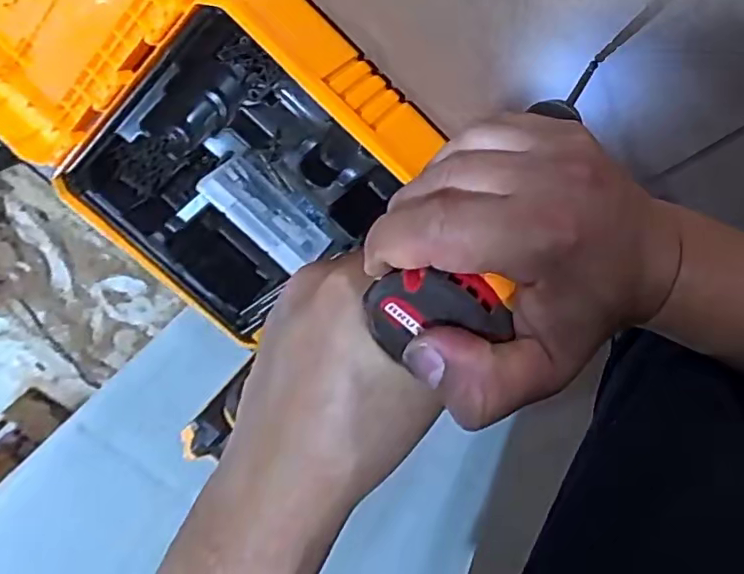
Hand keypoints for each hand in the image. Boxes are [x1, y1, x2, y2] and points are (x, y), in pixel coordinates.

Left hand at [161, 255, 439, 573]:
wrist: (278, 493)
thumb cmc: (353, 439)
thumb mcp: (430, 378)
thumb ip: (454, 326)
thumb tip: (468, 305)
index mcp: (347, 280)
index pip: (416, 249)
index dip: (441, 276)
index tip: (452, 304)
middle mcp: (314, 276)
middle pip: (385, 265)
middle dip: (408, 292)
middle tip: (426, 331)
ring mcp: (289, 299)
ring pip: (357, 285)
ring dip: (379, 306)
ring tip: (387, 354)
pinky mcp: (275, 324)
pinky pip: (329, 306)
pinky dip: (349, 323)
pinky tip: (355, 365)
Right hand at [363, 113, 686, 428]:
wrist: (650, 253)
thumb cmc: (593, 310)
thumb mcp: (543, 371)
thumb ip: (478, 386)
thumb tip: (420, 347)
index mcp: (541, 234)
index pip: (437, 225)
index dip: (390, 244)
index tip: (383, 269)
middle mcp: (546, 175)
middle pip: (439, 182)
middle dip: (404, 217)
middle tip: (404, 250)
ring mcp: (554, 141)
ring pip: (455, 150)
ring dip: (428, 184)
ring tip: (430, 218)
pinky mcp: (557, 125)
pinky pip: (482, 129)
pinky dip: (459, 156)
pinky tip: (463, 185)